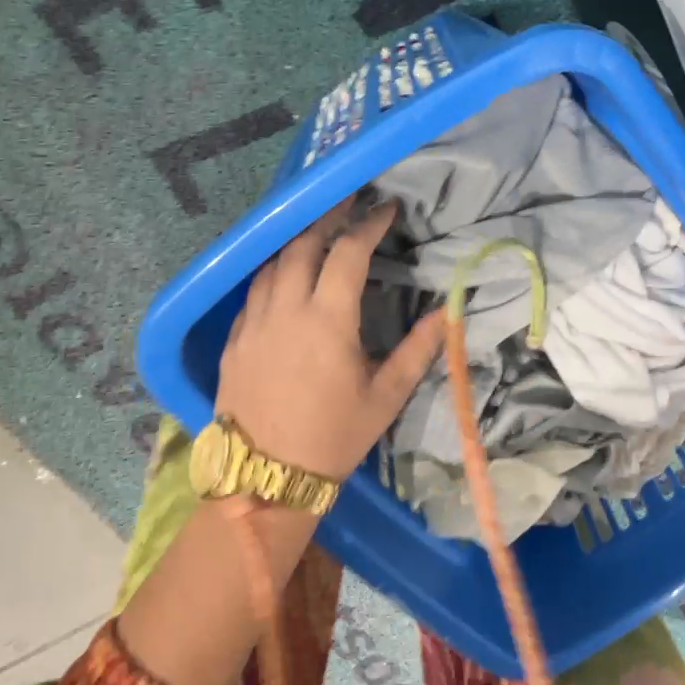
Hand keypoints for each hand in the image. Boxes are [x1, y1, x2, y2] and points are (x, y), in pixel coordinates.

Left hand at [214, 197, 445, 480]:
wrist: (265, 481)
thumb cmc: (334, 437)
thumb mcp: (386, 396)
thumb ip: (419, 348)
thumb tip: (450, 311)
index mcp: (327, 319)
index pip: (349, 252)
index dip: (369, 224)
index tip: (387, 208)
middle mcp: (286, 309)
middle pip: (304, 244)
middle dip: (329, 216)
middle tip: (351, 202)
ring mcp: (253, 322)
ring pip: (273, 262)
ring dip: (299, 240)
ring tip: (320, 230)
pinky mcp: (233, 339)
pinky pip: (253, 290)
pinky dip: (274, 270)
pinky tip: (286, 274)